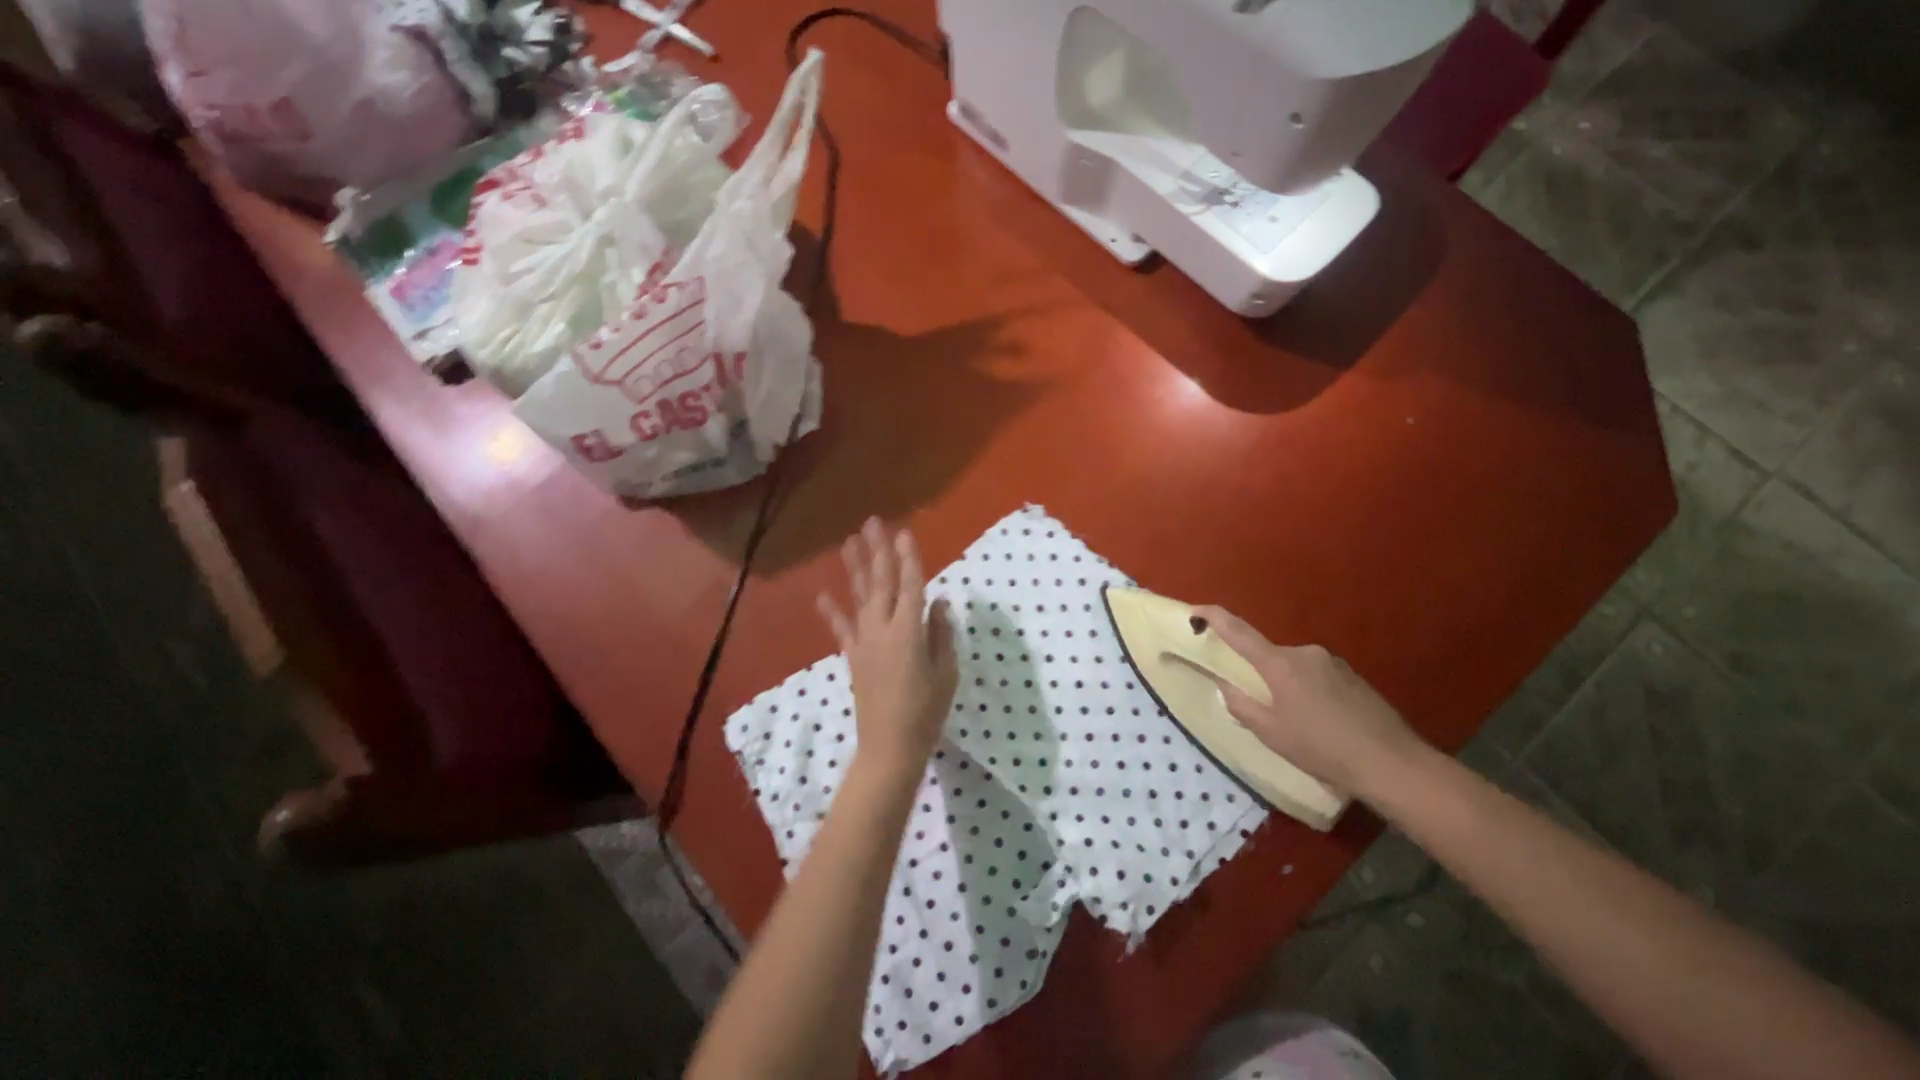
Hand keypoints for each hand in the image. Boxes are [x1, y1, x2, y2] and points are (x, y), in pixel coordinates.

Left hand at [816, 519, 957, 777]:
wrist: (890, 745)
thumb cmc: (926, 710)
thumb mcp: (945, 671)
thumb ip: (940, 633)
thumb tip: (937, 601)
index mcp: (909, 631)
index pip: (911, 585)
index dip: (909, 558)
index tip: (904, 532)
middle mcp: (883, 628)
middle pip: (881, 582)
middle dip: (878, 551)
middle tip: (872, 522)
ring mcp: (864, 642)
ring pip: (859, 597)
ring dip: (854, 568)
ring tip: (848, 542)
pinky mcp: (853, 657)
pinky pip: (841, 629)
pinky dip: (832, 611)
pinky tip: (822, 594)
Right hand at [1192, 606, 1425, 797]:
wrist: (1389, 761)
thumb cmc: (1322, 748)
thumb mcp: (1271, 733)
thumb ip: (1241, 706)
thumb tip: (1225, 686)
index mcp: (1280, 664)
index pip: (1240, 633)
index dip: (1215, 618)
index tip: (1195, 611)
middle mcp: (1305, 653)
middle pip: (1269, 656)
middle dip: (1259, 676)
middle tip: (1262, 710)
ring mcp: (1333, 662)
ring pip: (1294, 668)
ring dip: (1287, 687)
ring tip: (1297, 724)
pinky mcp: (1352, 675)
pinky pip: (1317, 677)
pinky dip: (1309, 693)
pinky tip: (1321, 723)